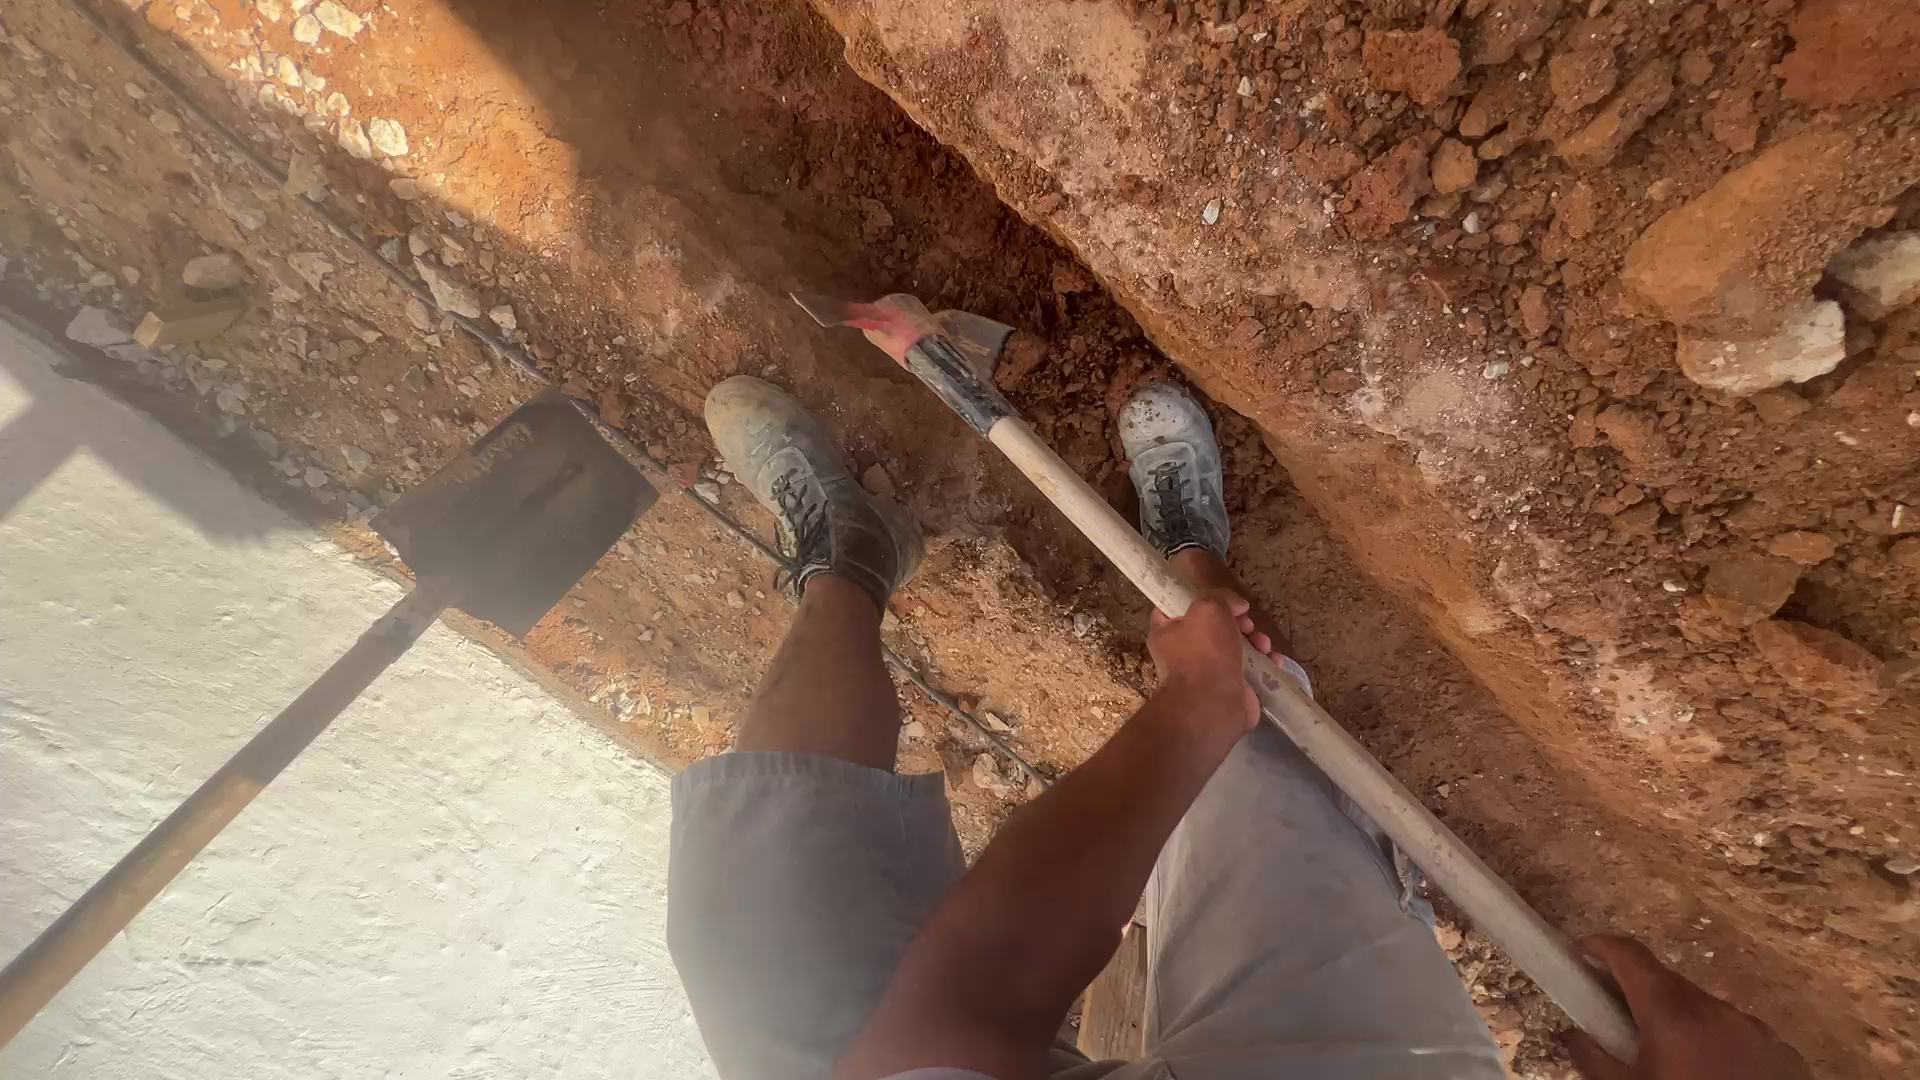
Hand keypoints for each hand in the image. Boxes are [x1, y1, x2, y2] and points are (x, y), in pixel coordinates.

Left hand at [1147, 590, 1278, 735]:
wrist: (1214, 704)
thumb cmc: (1204, 652)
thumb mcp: (1209, 609)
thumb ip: (1221, 597)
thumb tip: (1237, 605)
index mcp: (1166, 632)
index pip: (1174, 608)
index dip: (1197, 600)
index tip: (1220, 599)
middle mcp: (1183, 652)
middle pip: (1213, 626)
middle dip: (1237, 622)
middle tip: (1247, 625)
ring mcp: (1207, 672)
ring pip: (1235, 646)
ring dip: (1255, 641)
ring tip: (1263, 645)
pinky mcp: (1231, 688)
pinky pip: (1250, 669)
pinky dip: (1264, 662)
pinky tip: (1274, 660)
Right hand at [1568, 936, 1810, 1079]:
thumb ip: (1592, 1056)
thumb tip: (1578, 1035)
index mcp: (1673, 1013)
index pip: (1629, 953)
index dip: (1599, 946)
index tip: (1581, 954)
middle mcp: (1717, 1011)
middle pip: (1666, 980)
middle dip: (1638, 989)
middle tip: (1620, 1016)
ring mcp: (1759, 1033)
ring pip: (1703, 1006)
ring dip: (1680, 1016)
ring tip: (1674, 1054)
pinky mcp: (1788, 1058)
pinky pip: (1739, 1033)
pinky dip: (1717, 1039)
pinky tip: (1716, 1071)